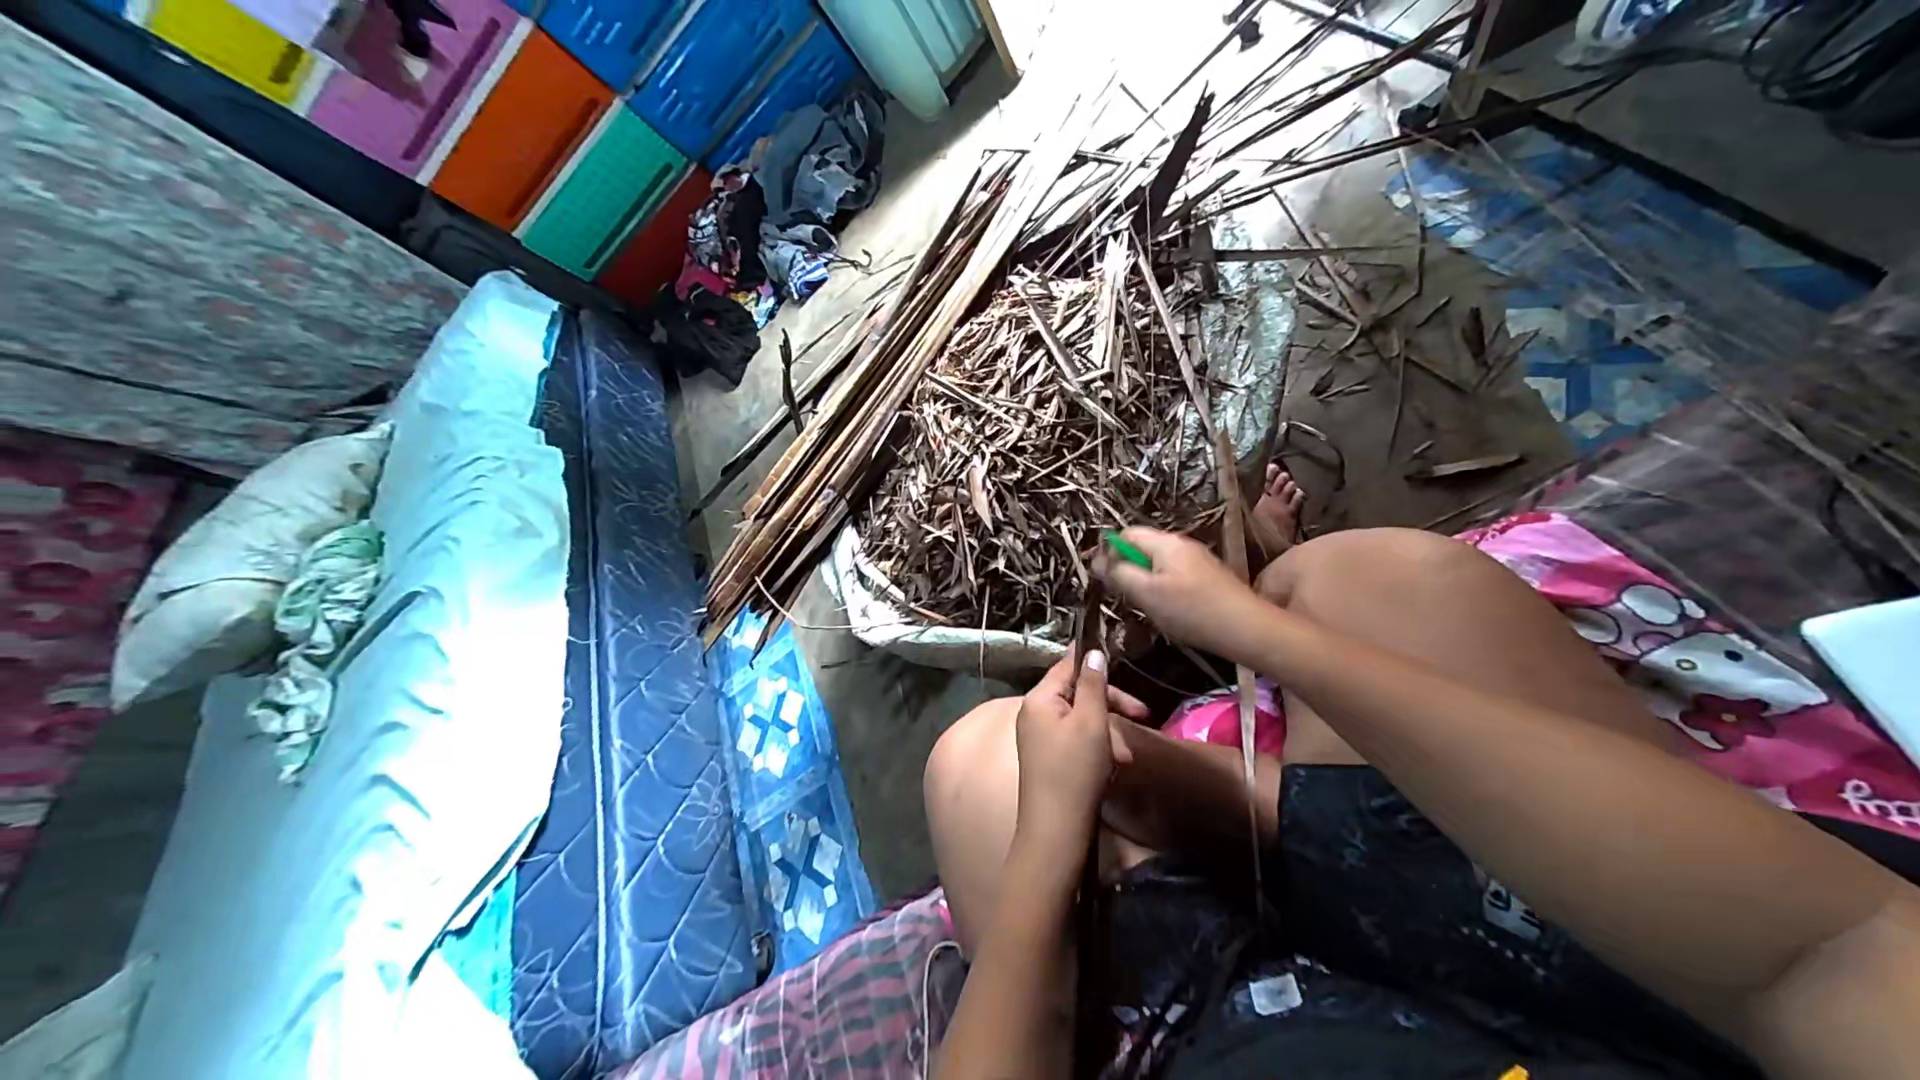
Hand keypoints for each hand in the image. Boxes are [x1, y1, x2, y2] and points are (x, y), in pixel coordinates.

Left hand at [1013, 651, 1141, 850]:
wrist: (1056, 829)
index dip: (1094, 661)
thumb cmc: (1075, 770)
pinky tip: (1113, 765)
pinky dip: (1096, 747)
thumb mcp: (1091, 722)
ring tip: (1126, 758)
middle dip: (1110, 705)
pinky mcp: (1046, 757)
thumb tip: (1092, 651)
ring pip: (1080, 719)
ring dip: (1107, 731)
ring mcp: (1038, 736)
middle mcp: (1033, 712)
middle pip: (1077, 693)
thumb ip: (1093, 684)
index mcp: (1039, 698)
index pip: (1067, 665)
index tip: (1121, 661)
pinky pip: (1074, 739)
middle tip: (1143, 715)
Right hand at [1093, 527, 1268, 659]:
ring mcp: (1197, 559)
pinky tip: (1169, 609)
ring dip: (1145, 580)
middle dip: (1128, 567)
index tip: (1103, 577)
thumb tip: (1096, 560)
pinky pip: (1174, 574)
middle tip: (1125, 595)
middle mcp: (1182, 543)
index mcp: (1165, 542)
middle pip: (1142, 547)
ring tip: (1146, 604)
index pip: (1126, 534)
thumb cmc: (1191, 610)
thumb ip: (1119, 574)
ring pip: (1158, 563)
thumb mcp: (1146, 593)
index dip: (1109, 551)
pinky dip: (1164, 587)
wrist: (1245, 628)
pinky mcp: (1208, 576)